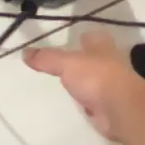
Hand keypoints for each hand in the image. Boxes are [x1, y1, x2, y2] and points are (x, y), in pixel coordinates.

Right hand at [21, 30, 144, 141]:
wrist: (120, 107)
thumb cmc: (96, 77)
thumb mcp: (66, 64)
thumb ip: (47, 59)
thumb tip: (24, 53)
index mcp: (102, 46)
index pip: (92, 37)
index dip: (83, 38)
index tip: (73, 41)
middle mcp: (110, 62)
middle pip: (95, 58)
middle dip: (85, 61)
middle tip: (67, 64)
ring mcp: (112, 85)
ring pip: (96, 80)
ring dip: (87, 82)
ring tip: (70, 85)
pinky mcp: (110, 105)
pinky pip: (96, 101)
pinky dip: (90, 102)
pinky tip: (81, 104)